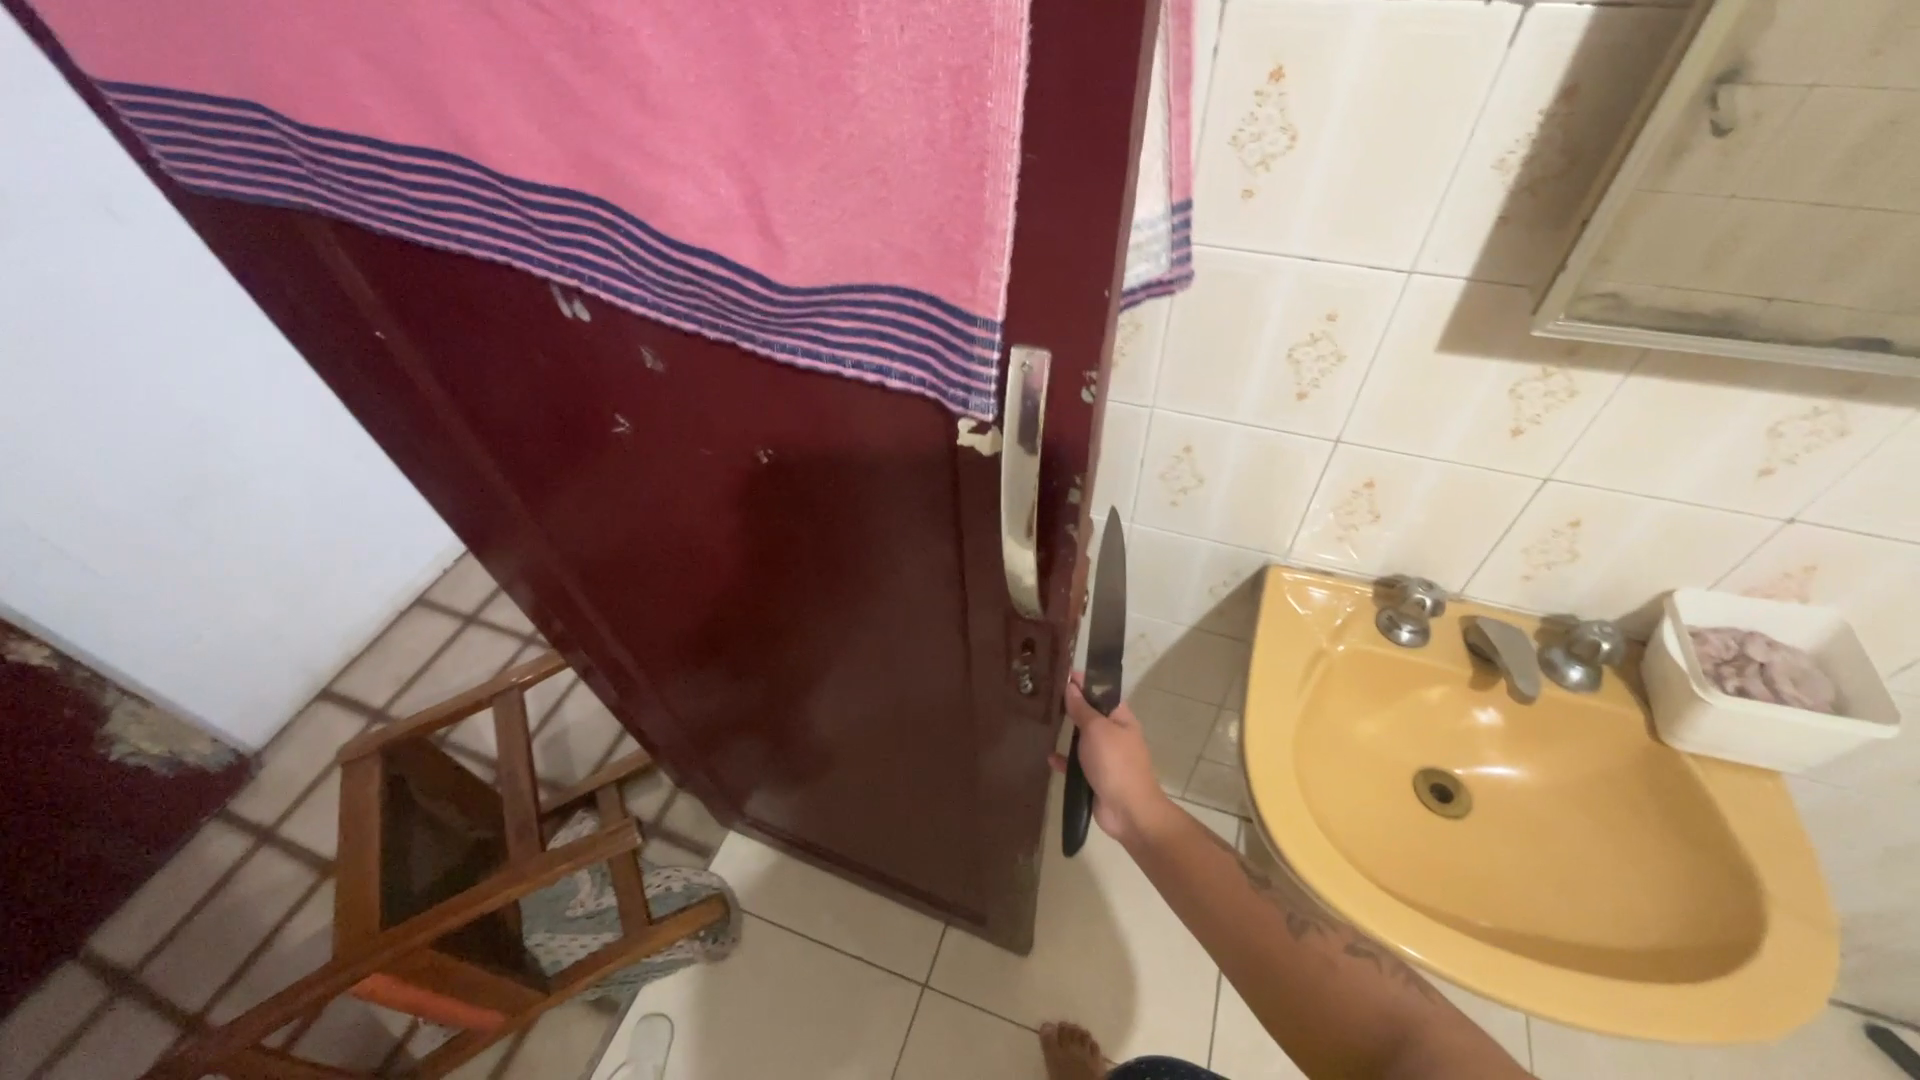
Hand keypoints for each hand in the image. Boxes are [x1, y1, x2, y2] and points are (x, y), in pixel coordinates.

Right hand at [1050, 673, 1175, 844]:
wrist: (1128, 810)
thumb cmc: (1115, 763)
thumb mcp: (1097, 729)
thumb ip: (1082, 709)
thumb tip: (1071, 687)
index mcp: (1121, 719)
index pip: (1102, 693)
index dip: (1085, 682)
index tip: (1062, 673)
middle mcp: (1114, 735)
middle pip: (1091, 716)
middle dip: (1072, 707)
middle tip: (1046, 696)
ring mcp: (1105, 758)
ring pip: (1082, 740)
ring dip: (1066, 735)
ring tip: (1042, 722)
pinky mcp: (1095, 777)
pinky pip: (1076, 765)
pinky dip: (1065, 761)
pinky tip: (1050, 758)